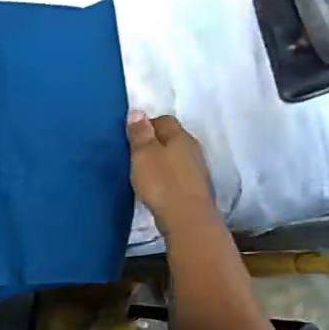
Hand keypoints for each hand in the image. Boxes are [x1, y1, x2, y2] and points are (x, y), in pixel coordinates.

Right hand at [128, 112, 219, 236]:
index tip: (131, 137)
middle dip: (155, 141)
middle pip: (172, 136)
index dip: (147, 124)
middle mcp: (192, 147)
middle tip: (135, 153)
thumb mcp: (143, 155)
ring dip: (162, 158)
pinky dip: (168, 172)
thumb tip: (137, 112)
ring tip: (145, 169)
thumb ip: (140, 134)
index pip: (164, 120)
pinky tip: (158, 183)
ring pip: (177, 154)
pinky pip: (179, 170)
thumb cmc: (161, 182)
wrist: (186, 216)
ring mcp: (197, 167)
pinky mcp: (195, 185)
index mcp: (179, 136)